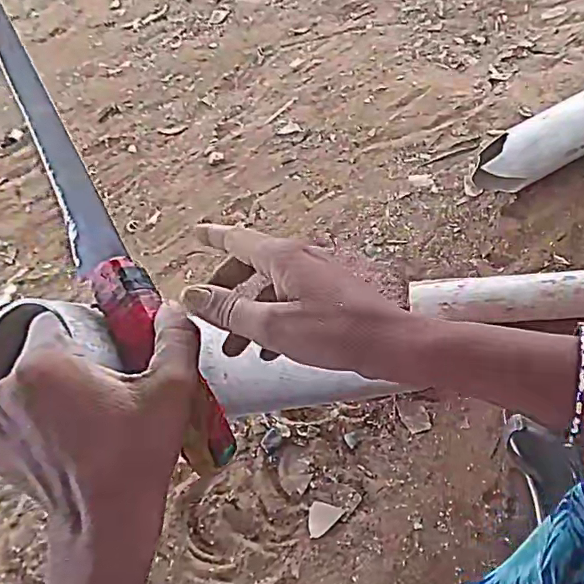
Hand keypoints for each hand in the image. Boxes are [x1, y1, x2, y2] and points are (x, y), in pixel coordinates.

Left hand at [0, 304, 201, 542]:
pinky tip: (73, 437)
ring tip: (93, 417)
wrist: (106, 522)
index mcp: (42, 364)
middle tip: (111, 390)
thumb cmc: (137, 455)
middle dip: (75, 363)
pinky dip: (40, 419)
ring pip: (29, 383)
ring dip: (55, 390)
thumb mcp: (173, 388)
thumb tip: (171, 309)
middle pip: (43, 353)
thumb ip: (175, 338)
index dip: (89, 332)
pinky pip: (17, 414)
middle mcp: (4, 388)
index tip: (114, 356)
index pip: (57, 320)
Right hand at [179, 223, 408, 376]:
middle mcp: (303, 259)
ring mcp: (320, 276)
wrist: (390, 343)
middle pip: (252, 266)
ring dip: (249, 314)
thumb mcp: (273, 325)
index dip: (213, 237)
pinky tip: (269, 349)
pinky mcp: (333, 295)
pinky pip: (292, 301)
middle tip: (207, 312)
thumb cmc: (336, 332)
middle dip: (226, 290)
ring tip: (234, 347)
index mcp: (285, 257)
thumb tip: (194, 295)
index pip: (238, 240)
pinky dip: (274, 320)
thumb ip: (230, 311)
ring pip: (272, 289)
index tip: (196, 234)